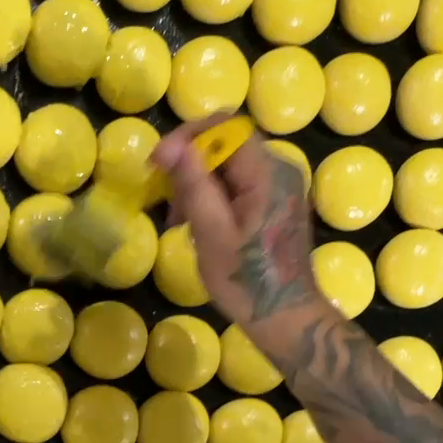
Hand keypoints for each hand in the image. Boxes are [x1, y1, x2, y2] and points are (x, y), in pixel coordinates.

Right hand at [152, 116, 317, 325]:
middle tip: (167, 203)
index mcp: (267, 172)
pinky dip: (210, 198)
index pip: (224, 126)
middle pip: (225, 143)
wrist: (285, 316)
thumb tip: (170, 146)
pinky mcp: (272, 203)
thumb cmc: (246, 281)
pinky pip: (235, 185)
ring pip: (227, 165)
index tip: (157, 164)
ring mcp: (277, 186)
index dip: (186, 137)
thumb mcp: (212, 234)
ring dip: (195, 185)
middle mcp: (277, 169)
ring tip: (178, 222)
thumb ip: (194, 186)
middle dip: (189, 165)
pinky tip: (195, 226)